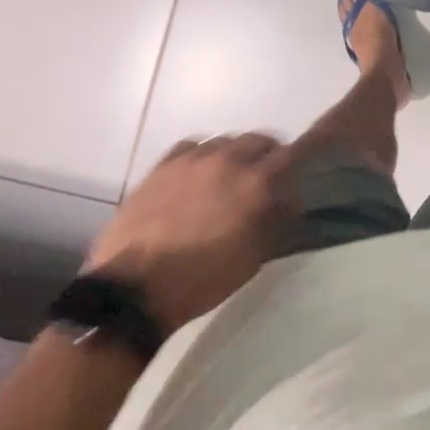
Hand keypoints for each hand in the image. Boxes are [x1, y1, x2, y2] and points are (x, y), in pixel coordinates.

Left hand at [81, 133, 296, 335]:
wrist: (133, 289)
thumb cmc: (201, 279)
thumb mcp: (252, 258)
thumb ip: (276, 221)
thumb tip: (290, 201)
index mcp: (255, 183)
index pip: (289, 155)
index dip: (296, 163)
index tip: (294, 177)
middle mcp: (227, 160)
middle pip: (257, 139)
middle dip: (266, 155)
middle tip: (263, 178)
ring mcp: (192, 160)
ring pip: (224, 141)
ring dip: (234, 153)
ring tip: (228, 176)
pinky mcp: (162, 166)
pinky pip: (192, 147)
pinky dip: (202, 155)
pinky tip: (197, 173)